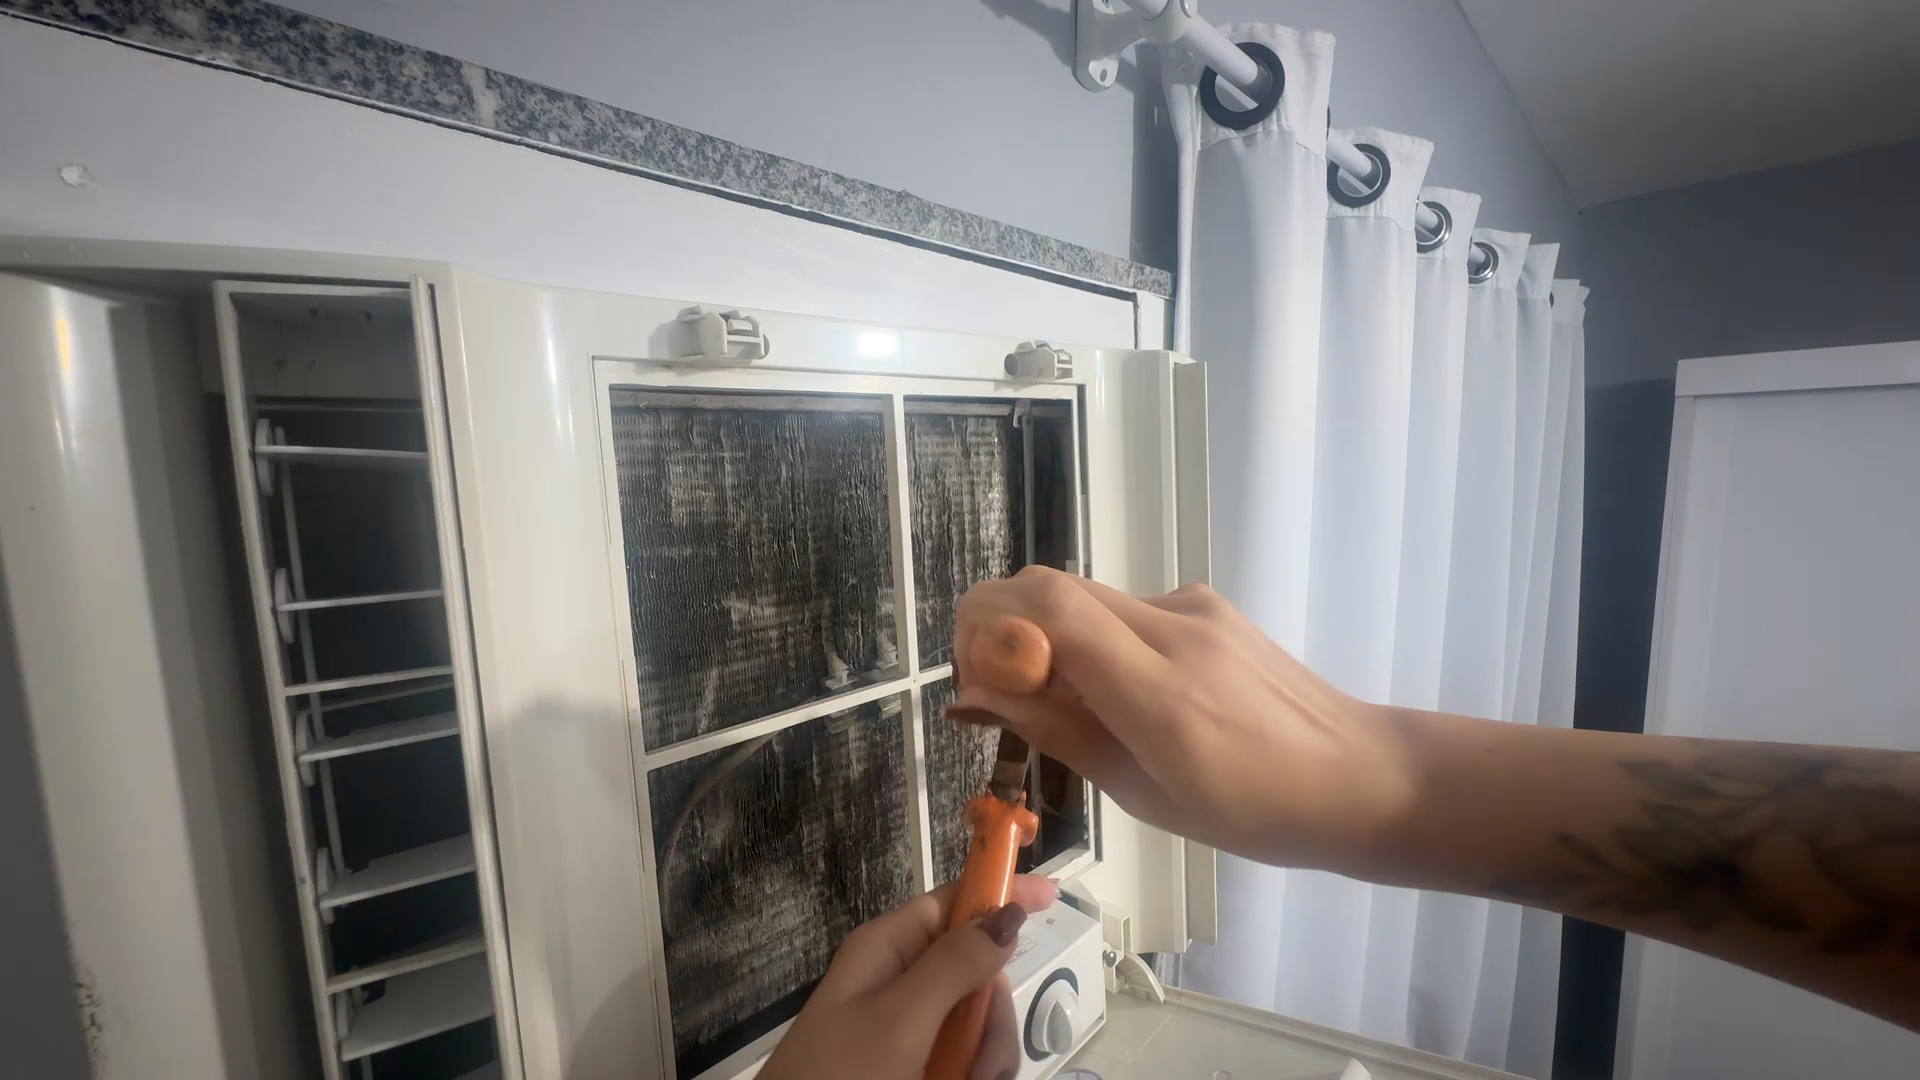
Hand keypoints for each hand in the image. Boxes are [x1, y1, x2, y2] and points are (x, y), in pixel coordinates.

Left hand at [757, 875, 1059, 1079]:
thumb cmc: (840, 1077)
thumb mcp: (898, 1020)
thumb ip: (954, 965)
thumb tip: (1006, 912)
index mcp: (888, 948)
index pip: (954, 900)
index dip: (999, 891)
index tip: (1052, 896)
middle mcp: (899, 980)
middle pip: (975, 970)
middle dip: (993, 1014)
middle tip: (983, 1062)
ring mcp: (906, 1027)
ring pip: (976, 1020)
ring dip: (986, 1054)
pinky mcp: (913, 1065)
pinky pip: (963, 1057)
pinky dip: (973, 1073)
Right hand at [950, 566, 1415, 873]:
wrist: (1361, 775)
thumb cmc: (1250, 812)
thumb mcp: (1138, 791)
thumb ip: (1054, 728)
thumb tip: (976, 692)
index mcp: (1159, 691)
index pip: (1049, 606)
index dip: (988, 623)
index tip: (972, 674)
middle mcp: (1173, 625)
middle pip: (1052, 584)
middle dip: (1000, 622)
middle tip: (993, 683)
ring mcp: (1192, 604)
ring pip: (1082, 594)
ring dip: (1044, 632)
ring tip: (1058, 697)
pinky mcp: (1203, 600)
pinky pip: (1121, 606)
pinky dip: (1090, 635)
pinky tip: (1119, 686)